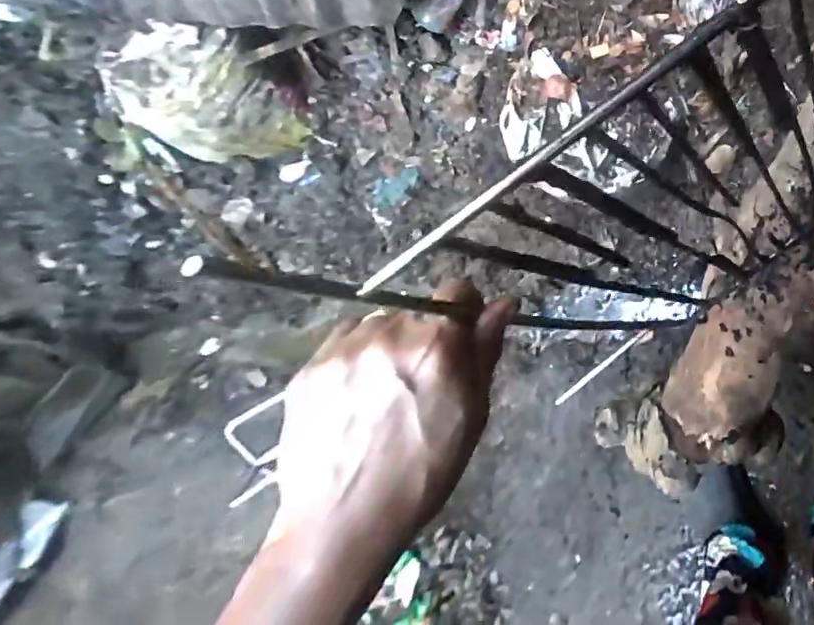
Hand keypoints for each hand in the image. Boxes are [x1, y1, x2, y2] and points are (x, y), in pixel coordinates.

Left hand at [266, 279, 515, 557]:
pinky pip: (343, 341)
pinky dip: (355, 356)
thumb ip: (486, 349)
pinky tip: (354, 395)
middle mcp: (392, 330)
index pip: (458, 291)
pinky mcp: (309, 368)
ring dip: (389, 343)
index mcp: (439, 340)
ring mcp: (346, 348)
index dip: (464, 314)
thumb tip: (503, 304)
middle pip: (418, 310)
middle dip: (425, 335)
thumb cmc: (425, 468)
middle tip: (420, 380)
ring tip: (382, 391)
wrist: (341, 522)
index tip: (461, 343)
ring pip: (380, 323)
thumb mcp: (474, 409)